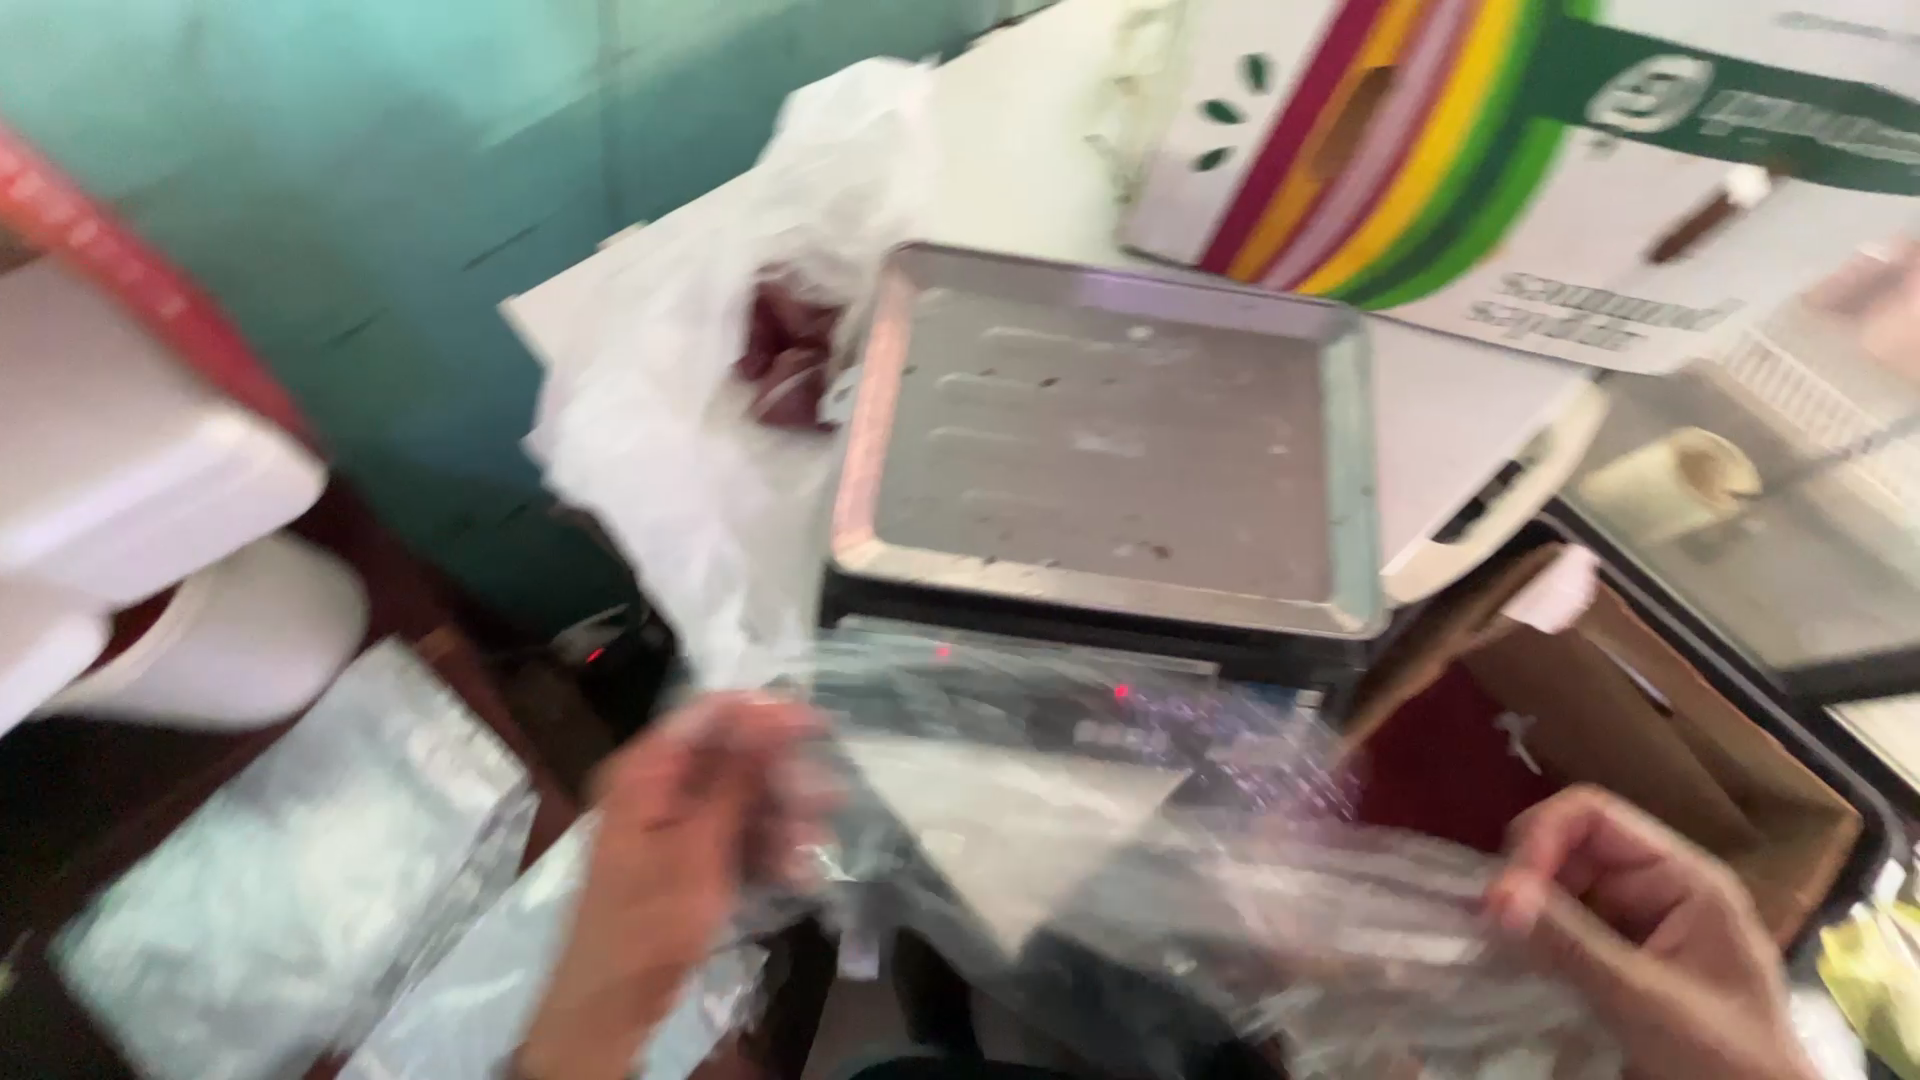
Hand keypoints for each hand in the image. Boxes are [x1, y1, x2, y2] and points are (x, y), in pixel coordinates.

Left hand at [518, 694, 828, 1079]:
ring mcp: (676, 819)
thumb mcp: (699, 848)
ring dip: (784, 818)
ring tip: (816, 845)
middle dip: (783, 780)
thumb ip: (737, 777)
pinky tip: (796, 870)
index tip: (816, 725)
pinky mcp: (690, 851)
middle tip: (829, 799)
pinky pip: (738, 830)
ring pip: (744, 796)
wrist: (609, 1012)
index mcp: (646, 770)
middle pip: (735, 757)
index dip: (766, 713)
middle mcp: (661, 784)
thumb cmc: (648, 927)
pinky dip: (767, 846)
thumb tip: (773, 713)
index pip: (712, 714)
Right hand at [1484, 786, 1816, 1079]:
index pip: (1590, 814)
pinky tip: (1516, 952)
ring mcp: (1629, 912)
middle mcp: (1651, 881)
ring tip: (1502, 939)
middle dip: (1524, 875)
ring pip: (1549, 877)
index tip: (1510, 887)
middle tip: (1496, 919)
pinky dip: (1526, 927)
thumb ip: (1570, 943)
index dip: (1541, 834)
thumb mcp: (1648, 1002)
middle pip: (1561, 842)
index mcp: (1682, 876)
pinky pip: (1551, 914)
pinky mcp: (1607, 943)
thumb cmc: (1726, 1061)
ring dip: (1520, 903)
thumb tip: (1491, 894)